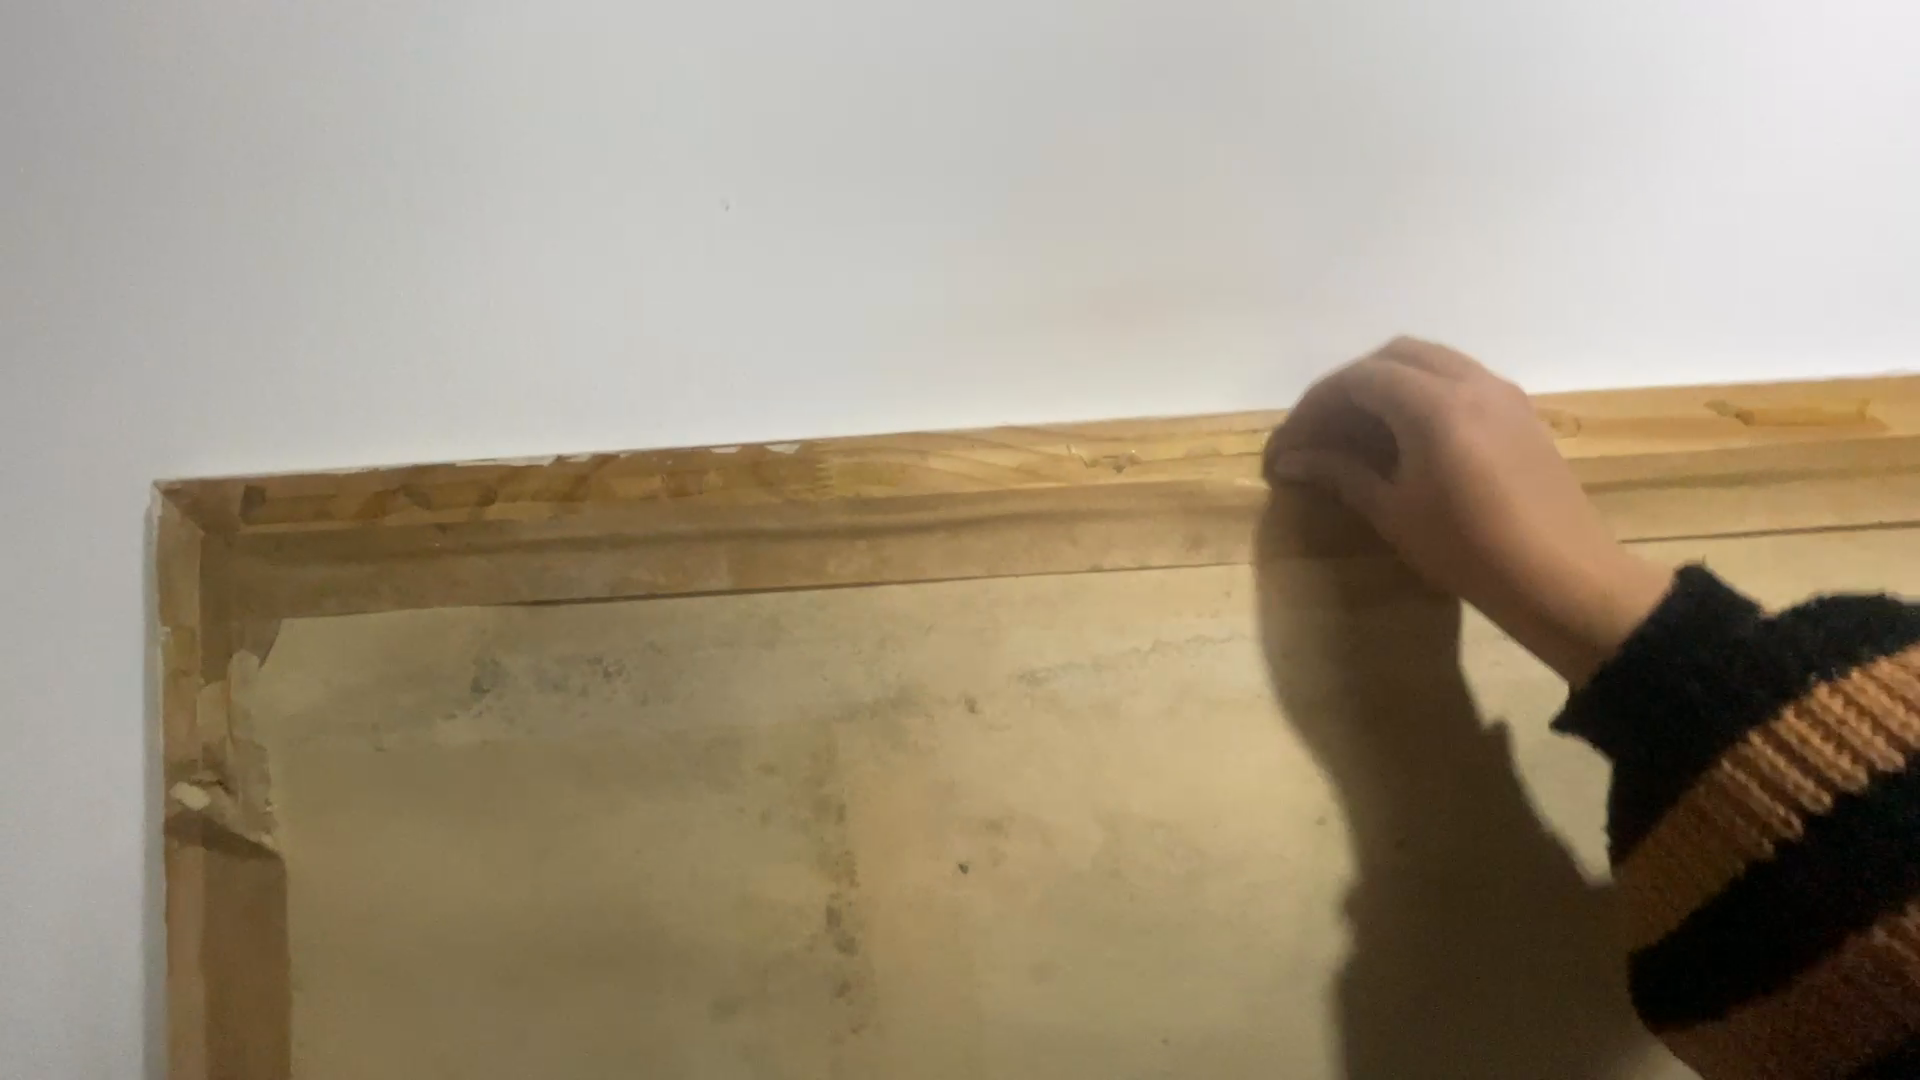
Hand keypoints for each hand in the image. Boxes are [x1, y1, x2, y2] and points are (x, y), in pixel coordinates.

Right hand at [1264, 337, 1673, 684]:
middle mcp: (1471, 383)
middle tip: (1318, 429)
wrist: (1561, 578)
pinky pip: (1457, 379)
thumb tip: (1289, 460)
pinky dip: (1418, 393)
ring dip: (1384, 384)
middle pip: (1393, 357)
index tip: (1289, 441)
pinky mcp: (1517, 413)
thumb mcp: (1391, 511)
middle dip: (1346, 386)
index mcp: (1435, 405)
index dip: (1314, 406)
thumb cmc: (1465, 547)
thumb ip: (1339, 473)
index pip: (1358, 379)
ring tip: (1353, 430)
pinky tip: (1402, 436)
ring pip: (1429, 362)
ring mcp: (1501, 394)